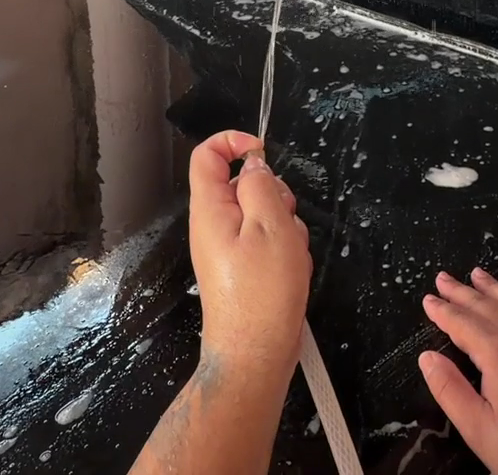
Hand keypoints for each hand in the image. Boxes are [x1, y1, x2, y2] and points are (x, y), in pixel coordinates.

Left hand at [187, 131, 310, 384]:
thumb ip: (261, 186)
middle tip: (283, 221)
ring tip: (288, 255)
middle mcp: (215, 224)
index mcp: (211, 209)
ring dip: (285, 226)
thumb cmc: (262, 292)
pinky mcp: (247, 266)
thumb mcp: (269, 227)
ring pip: (264, 212)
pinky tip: (291, 271)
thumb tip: (255, 165)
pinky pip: (270, 239)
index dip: (233, 142)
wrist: (256, 356)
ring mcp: (231, 246)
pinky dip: (285, 248)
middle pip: (245, 183)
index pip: (207, 155)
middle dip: (275, 194)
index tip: (263, 152)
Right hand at [418, 269, 497, 474]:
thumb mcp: (479, 430)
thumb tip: (427, 358)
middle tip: (443, 278)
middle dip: (461, 292)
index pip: (462, 323)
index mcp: (497, 356)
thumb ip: (450, 390)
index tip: (428, 300)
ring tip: (477, 273)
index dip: (442, 311)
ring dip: (493, 286)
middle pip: (486, 306)